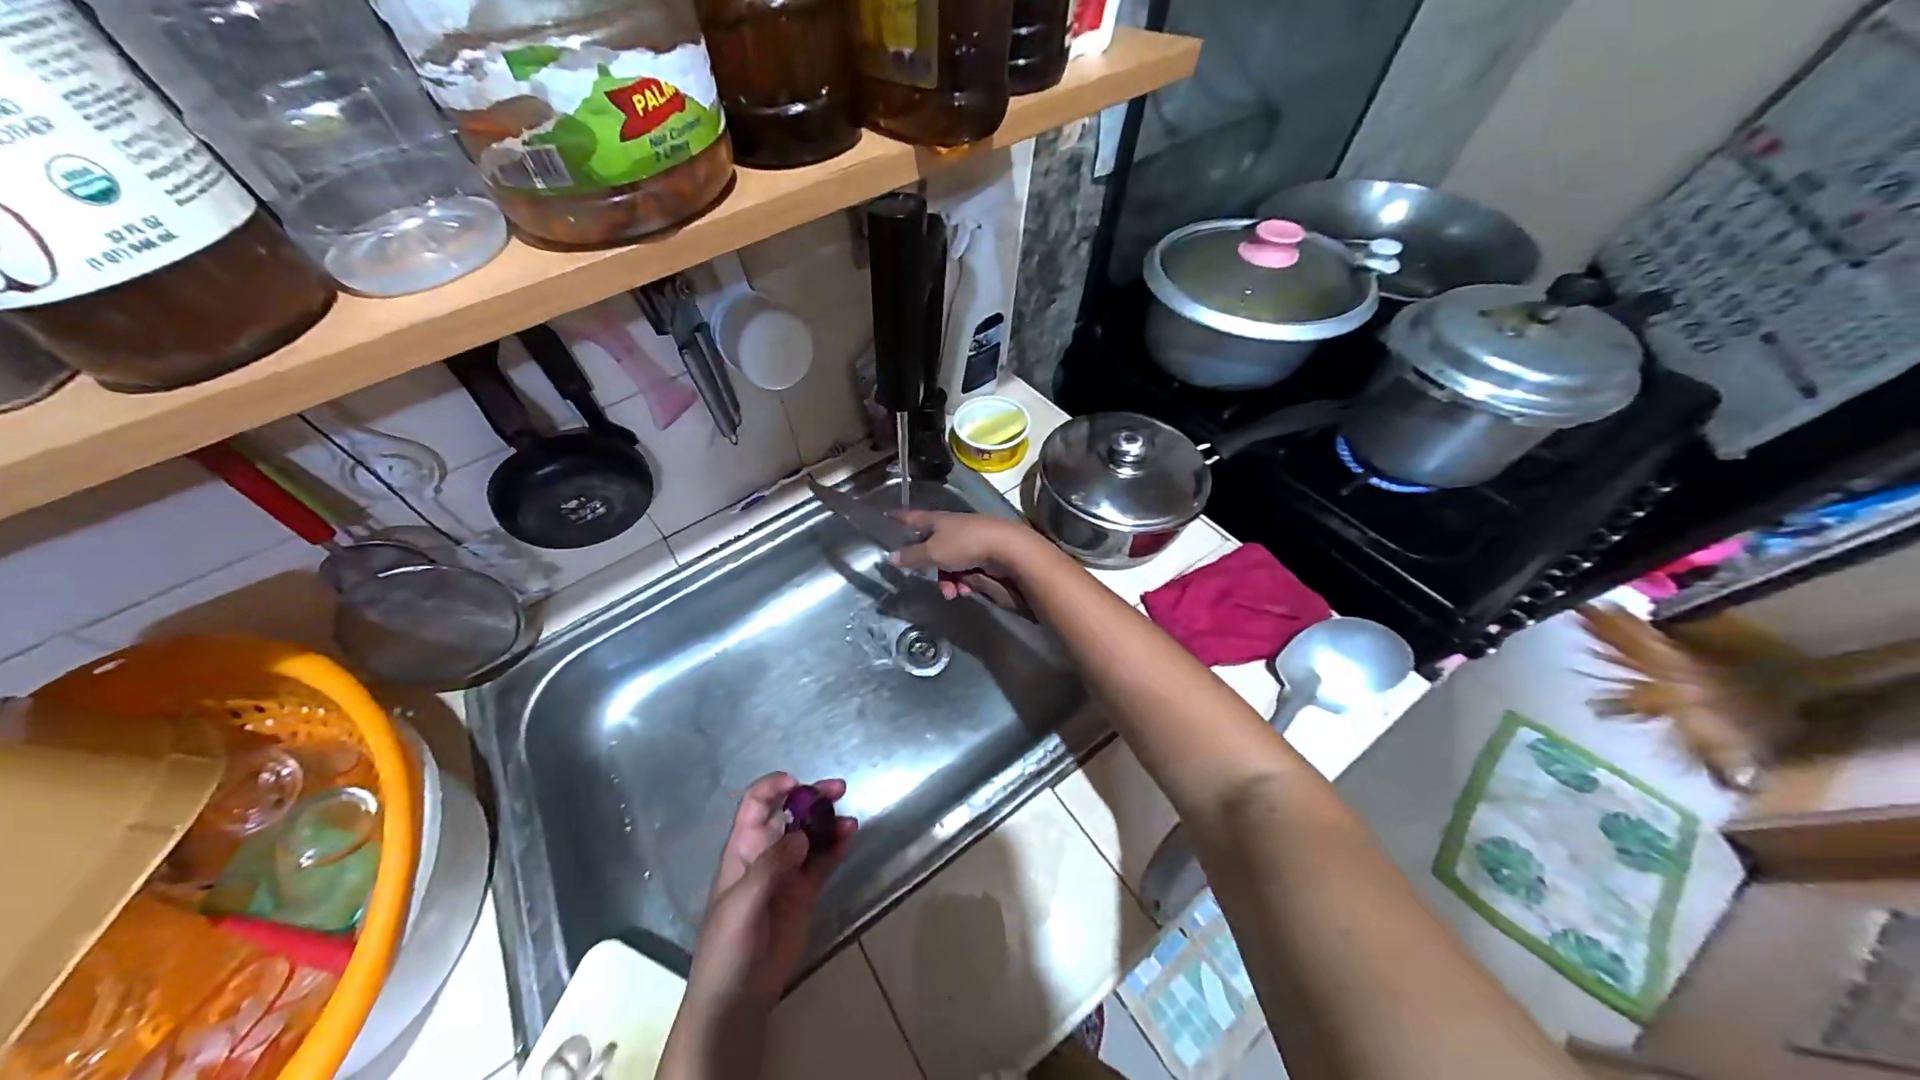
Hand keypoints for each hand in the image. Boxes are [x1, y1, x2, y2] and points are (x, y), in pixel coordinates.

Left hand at [661, 774, 856, 1079]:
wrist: (736, 998)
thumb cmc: (726, 947)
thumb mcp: (741, 904)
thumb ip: (769, 868)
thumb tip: (801, 836)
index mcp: (742, 849)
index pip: (756, 805)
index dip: (774, 787)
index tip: (797, 783)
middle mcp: (766, 853)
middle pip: (790, 813)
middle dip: (812, 796)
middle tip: (838, 789)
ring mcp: (788, 873)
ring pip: (811, 835)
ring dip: (829, 821)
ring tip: (849, 820)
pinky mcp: (806, 893)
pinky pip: (824, 861)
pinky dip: (837, 846)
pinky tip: (849, 837)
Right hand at [889, 510, 1048, 604]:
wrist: (1007, 549)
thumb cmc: (964, 544)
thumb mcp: (933, 552)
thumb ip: (912, 556)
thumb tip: (892, 557)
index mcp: (938, 520)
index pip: (912, 517)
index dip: (899, 517)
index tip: (887, 515)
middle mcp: (952, 527)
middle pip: (932, 547)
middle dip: (929, 568)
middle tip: (931, 582)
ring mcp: (969, 541)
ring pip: (949, 563)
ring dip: (948, 580)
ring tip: (954, 592)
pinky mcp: (984, 554)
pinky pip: (965, 569)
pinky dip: (963, 581)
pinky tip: (965, 590)